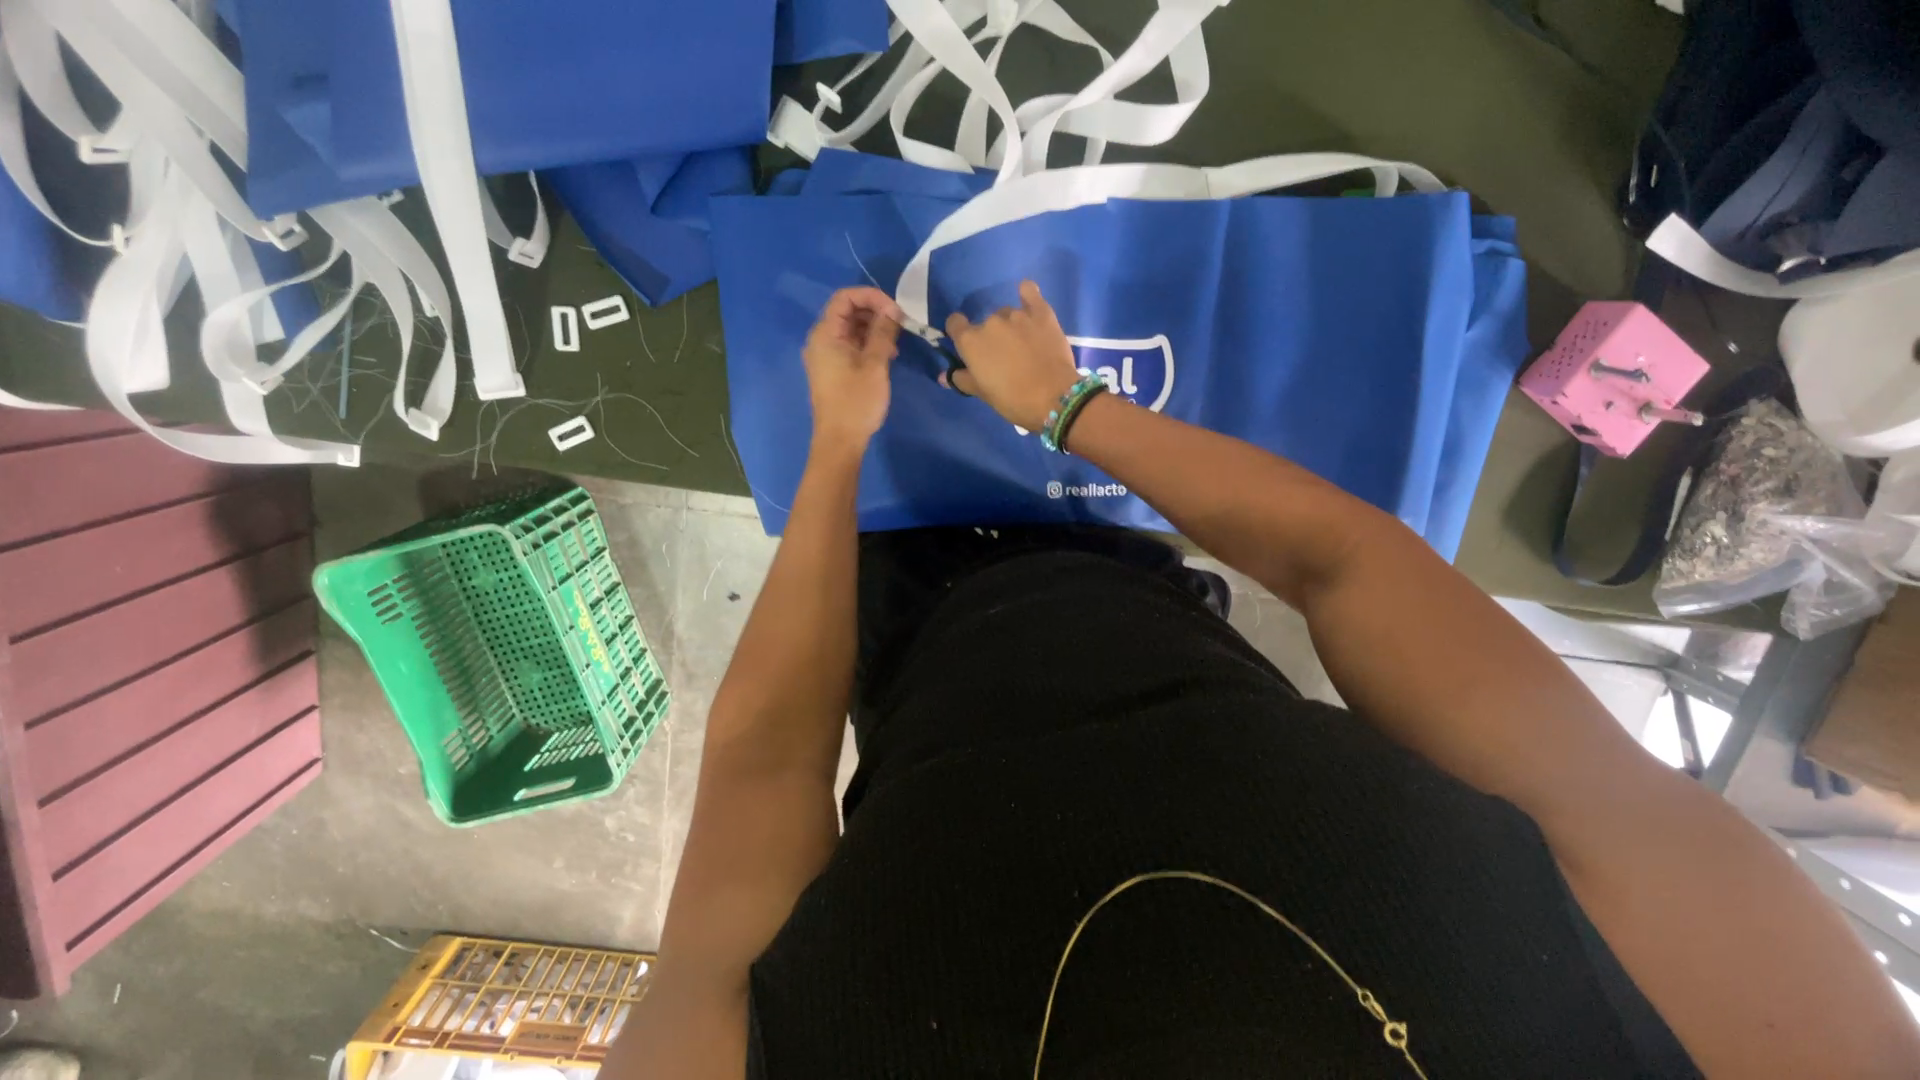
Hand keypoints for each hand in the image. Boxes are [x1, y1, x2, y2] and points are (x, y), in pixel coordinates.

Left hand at [804, 286, 902, 452]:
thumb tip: (893, 310)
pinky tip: (887, 355)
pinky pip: (850, 345)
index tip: (895, 310)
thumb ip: (883, 332)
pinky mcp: (833, 368)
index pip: (844, 298)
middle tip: (900, 324)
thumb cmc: (856, 401)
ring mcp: (825, 355)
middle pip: (847, 311)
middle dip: (875, 311)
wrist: (840, 440)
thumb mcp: (875, 364)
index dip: (871, 296)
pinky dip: (868, 343)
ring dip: (874, 328)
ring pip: (851, 328)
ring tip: (896, 342)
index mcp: (825, 334)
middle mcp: (821, 340)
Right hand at [945, 281, 1083, 430]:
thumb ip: (963, 379)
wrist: (1054, 398)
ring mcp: (1017, 315)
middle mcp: (990, 322)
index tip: (969, 346)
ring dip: (1011, 325)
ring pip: (1008, 314)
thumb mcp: (983, 394)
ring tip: (1024, 343)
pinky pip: (1030, 292)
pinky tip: (1028, 297)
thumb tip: (944, 376)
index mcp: (971, 341)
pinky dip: (1027, 294)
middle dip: (992, 337)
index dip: (959, 332)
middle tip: (1005, 356)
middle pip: (985, 323)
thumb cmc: (1012, 400)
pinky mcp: (1041, 313)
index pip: (955, 323)